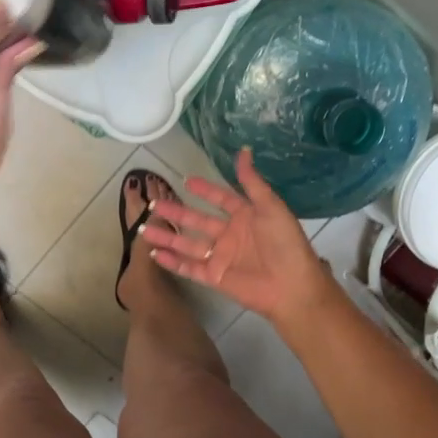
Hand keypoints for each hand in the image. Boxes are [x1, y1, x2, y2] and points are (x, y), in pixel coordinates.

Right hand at [140, 148, 335, 323]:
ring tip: (145, 229)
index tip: (186, 181)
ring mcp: (220, 257)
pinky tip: (155, 254)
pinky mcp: (214, 277)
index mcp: (245, 216)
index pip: (220, 199)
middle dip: (175, 213)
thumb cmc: (285, 244)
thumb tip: (243, 151)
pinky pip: (189, 267)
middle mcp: (230, 235)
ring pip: (187, 244)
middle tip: (153, 204)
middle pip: (197, 221)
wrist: (292, 286)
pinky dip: (172, 262)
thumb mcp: (271, 207)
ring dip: (167, 237)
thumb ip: (252, 181)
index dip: (205, 190)